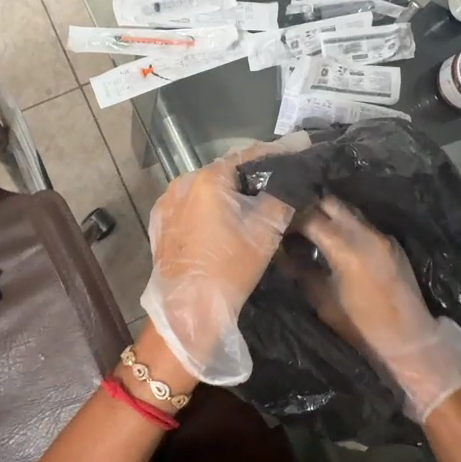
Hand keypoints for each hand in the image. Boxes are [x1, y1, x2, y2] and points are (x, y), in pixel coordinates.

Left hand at [140, 134, 309, 385]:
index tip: (299, 149)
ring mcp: (168, 202)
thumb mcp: (265, 233)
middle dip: (253, 175)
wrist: (187, 312)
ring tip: (255, 203)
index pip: (249, 154)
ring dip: (231, 192)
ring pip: (209, 188)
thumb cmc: (229, 270)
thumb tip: (295, 178)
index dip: (277, 152)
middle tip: (280, 182)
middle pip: (227, 170)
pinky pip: (193, 205)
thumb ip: (281, 197)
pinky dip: (211, 207)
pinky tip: (225, 222)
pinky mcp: (161, 222)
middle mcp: (183, 182)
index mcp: (208, 179)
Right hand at [298, 197, 460, 421]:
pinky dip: (347, 227)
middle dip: (310, 209)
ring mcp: (381, 235)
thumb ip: (300, 271)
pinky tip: (337, 243)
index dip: (290, 219)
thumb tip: (282, 253)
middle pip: (330, 203)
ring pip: (349, 210)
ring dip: (329, 216)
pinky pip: (363, 224)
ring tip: (313, 232)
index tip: (278, 227)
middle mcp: (365, 233)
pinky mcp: (392, 242)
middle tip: (294, 225)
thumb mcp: (321, 299)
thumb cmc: (359, 325)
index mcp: (345, 247)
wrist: (408, 337)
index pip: (310, 217)